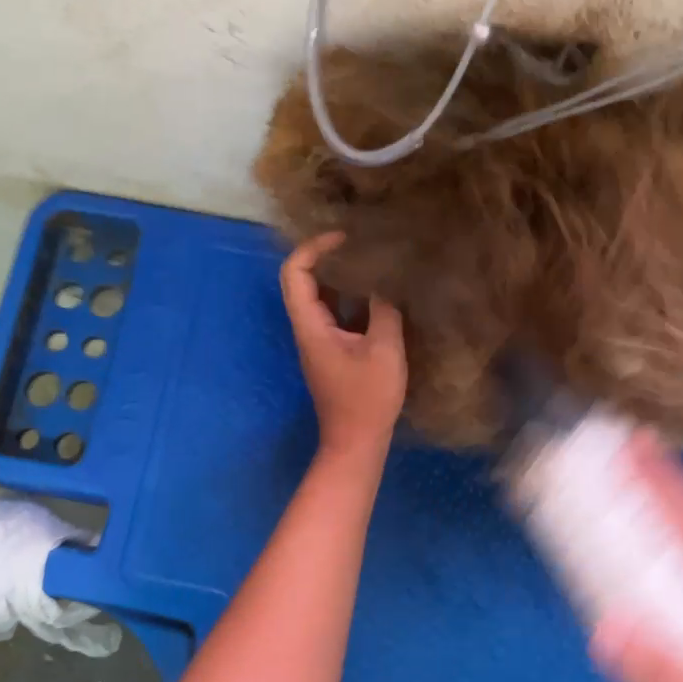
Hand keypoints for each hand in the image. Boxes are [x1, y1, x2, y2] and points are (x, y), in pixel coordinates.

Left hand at [279, 233, 406, 459]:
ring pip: (323, 297)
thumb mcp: (384, 349)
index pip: (295, 272)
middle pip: (305, 280)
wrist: (355, 443)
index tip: (346, 238)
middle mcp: (308, 328)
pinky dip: (354, 298)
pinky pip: (337, 314)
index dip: (314, 247)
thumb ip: (384, 307)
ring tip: (376, 263)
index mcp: (310, 324)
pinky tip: (382, 294)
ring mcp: (319, 340)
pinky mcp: (333, 350)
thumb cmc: (367, 398)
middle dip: (331, 257)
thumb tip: (387, 275)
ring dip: (344, 278)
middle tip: (364, 245)